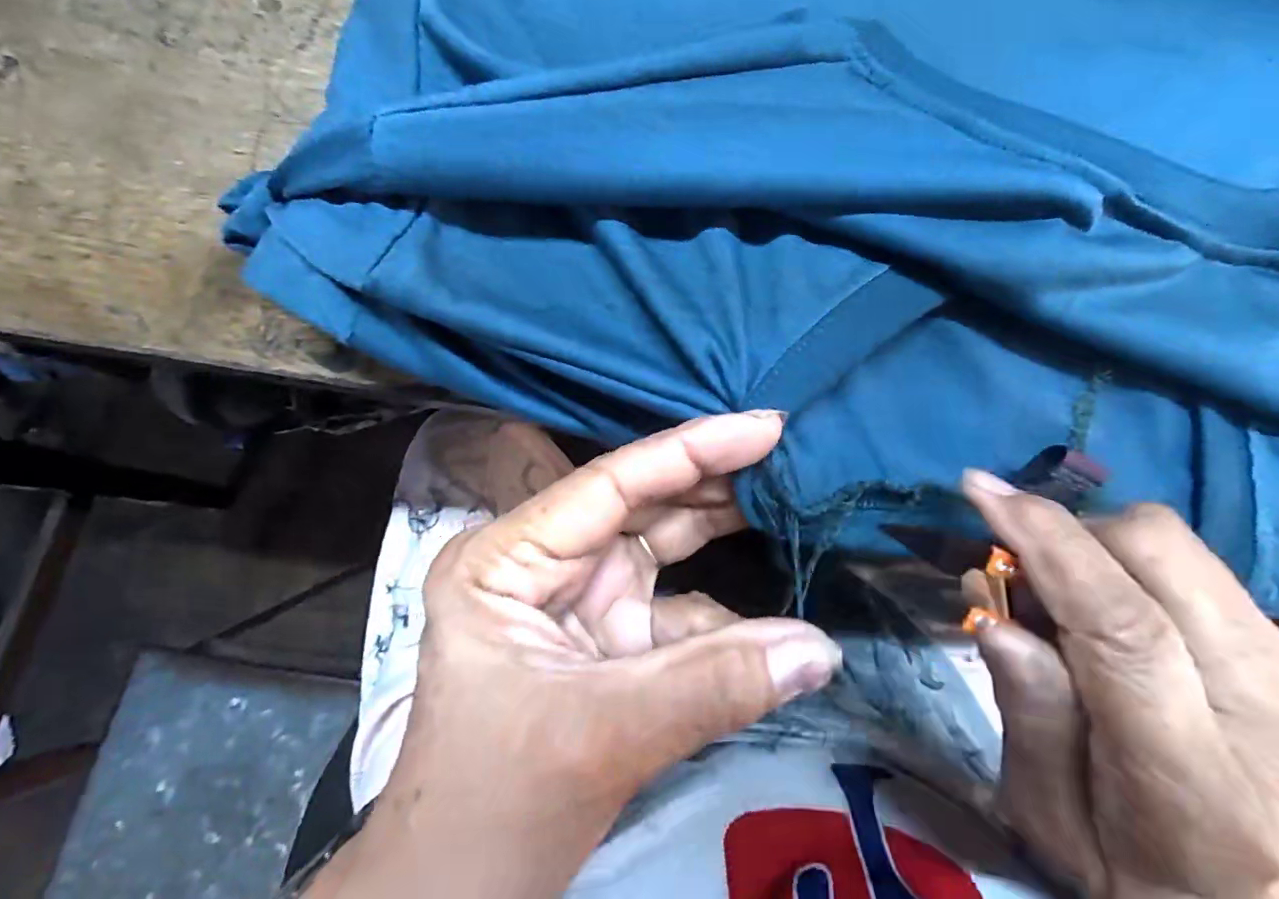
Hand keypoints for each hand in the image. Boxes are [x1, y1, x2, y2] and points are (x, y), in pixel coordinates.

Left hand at [318, 412, 841, 897]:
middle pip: (647, 503)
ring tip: (799, 502)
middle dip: (719, 481)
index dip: (694, 449)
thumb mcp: (600, 736)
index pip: (613, 482)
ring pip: (670, 546)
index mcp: (509, 557)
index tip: (768, 426)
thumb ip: (713, 686)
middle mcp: (548, 562)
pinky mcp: (618, 638)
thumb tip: (820, 650)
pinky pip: (687, 609)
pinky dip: (735, 618)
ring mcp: (585, 599)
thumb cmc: (492, 808)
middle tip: (795, 457)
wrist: (458, 897)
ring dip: (731, 532)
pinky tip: (785, 626)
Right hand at [961, 472, 1278, 898]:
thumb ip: (1028, 715)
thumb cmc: (1121, 867)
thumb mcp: (1047, 818)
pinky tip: (1105, 602)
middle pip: (1156, 551)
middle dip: (1067, 532)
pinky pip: (1189, 560)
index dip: (1048, 544)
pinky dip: (1126, 560)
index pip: (1123, 626)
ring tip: (1058, 591)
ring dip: (1094, 544)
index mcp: (1197, 776)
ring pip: (1173, 540)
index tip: (981, 492)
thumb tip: (995, 616)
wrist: (1236, 898)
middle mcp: (1263, 705)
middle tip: (1016, 568)